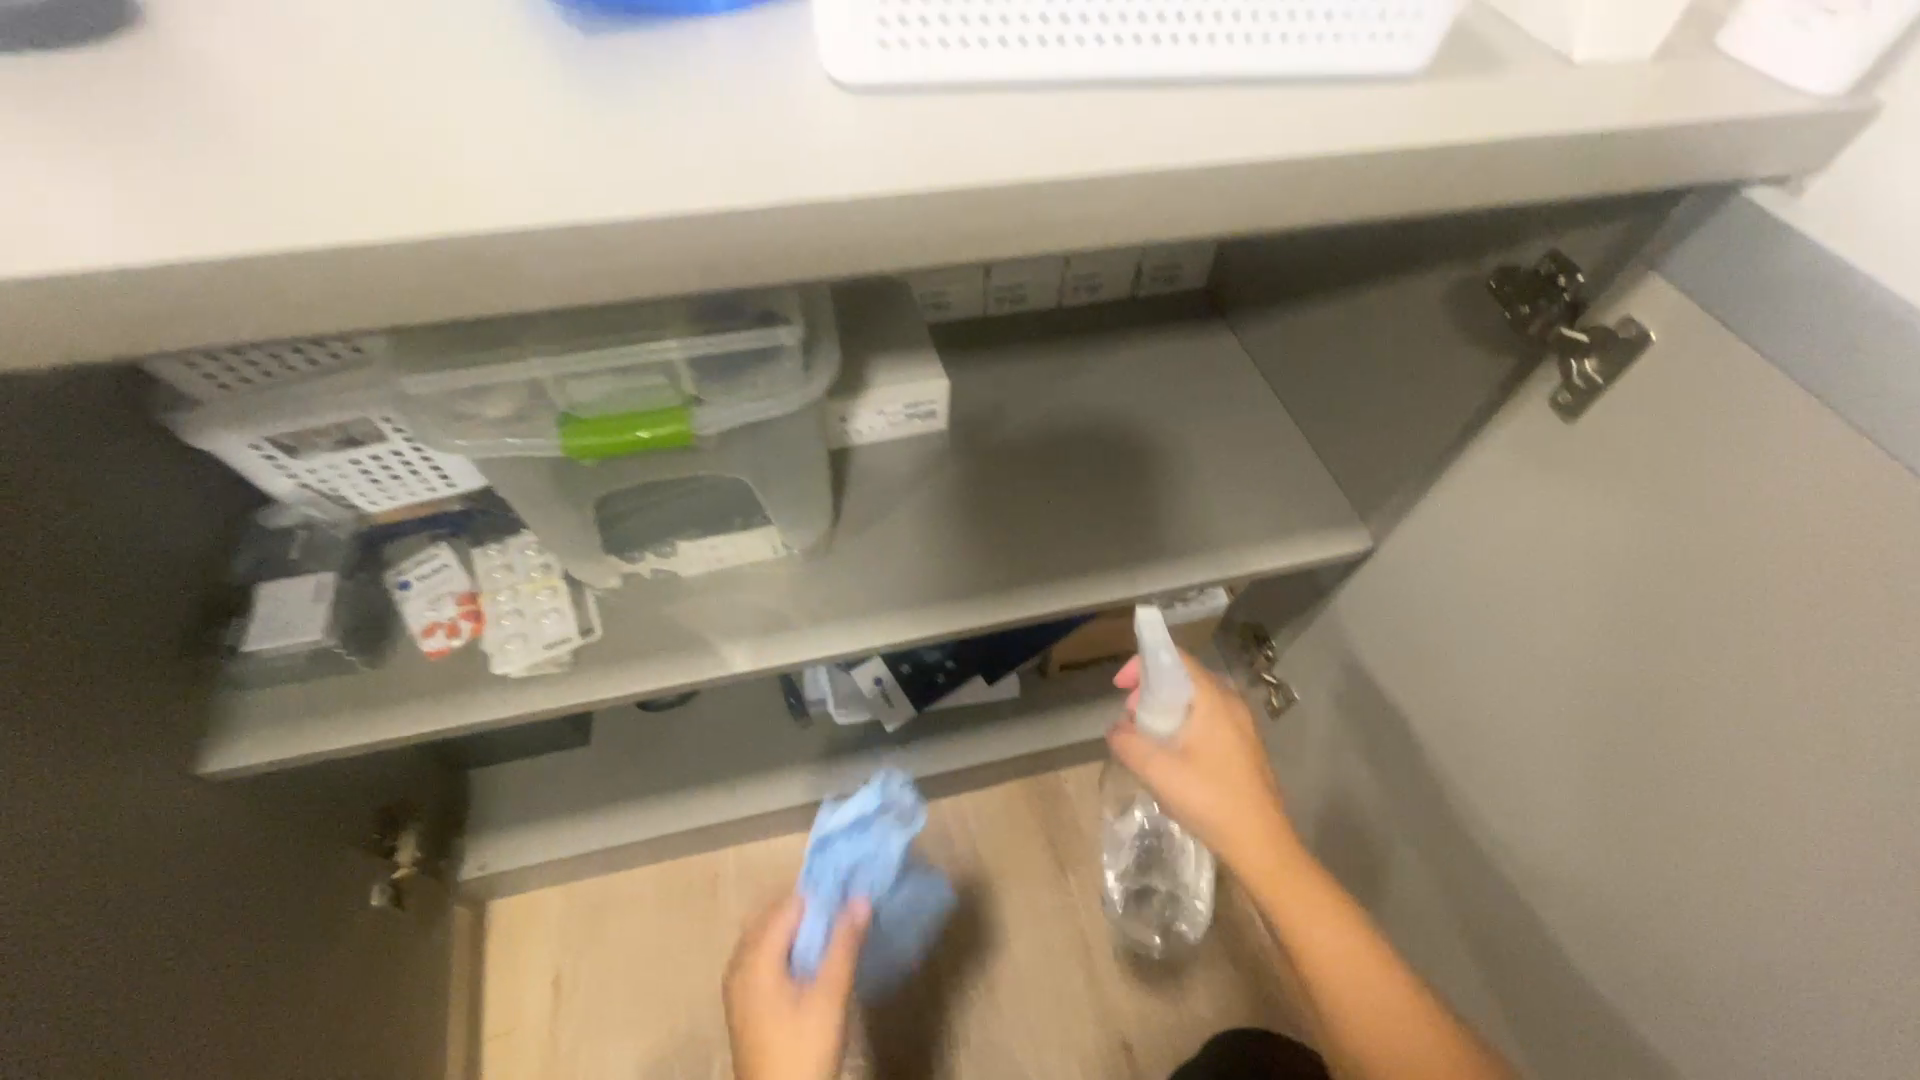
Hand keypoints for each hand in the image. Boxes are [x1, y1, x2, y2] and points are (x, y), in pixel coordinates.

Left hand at [724, 894, 870, 1079]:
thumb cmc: (804, 1050)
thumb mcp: (830, 996)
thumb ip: (844, 944)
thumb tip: (860, 898)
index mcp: (755, 958)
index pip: (788, 905)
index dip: (820, 896)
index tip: (849, 894)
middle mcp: (738, 964)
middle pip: (773, 917)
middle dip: (808, 909)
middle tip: (844, 912)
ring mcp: (737, 985)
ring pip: (767, 937)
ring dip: (797, 929)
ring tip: (833, 934)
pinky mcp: (743, 1003)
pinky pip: (762, 957)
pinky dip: (786, 948)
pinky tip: (810, 962)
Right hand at [1109, 649, 1300, 874]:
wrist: (1261, 844)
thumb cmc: (1210, 800)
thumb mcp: (1158, 771)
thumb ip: (1128, 743)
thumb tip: (1116, 729)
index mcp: (1213, 699)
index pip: (1176, 658)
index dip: (1143, 664)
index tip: (1119, 687)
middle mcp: (1232, 704)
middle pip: (1185, 679)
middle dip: (1151, 691)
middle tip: (1131, 719)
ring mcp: (1243, 727)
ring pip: (1197, 703)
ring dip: (1167, 712)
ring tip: (1148, 740)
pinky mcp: (1245, 748)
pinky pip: (1209, 722)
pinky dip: (1185, 727)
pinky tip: (1173, 759)